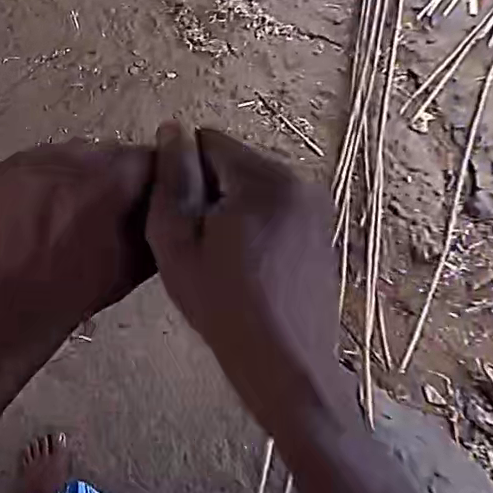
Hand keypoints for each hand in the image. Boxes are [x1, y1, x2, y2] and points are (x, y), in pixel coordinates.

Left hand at [0, 143, 154, 331]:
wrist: (23, 293)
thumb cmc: (86, 283)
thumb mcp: (140, 255)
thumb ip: (157, 214)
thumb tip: (168, 189)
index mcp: (110, 184)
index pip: (144, 157)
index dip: (149, 172)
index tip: (147, 186)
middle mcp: (73, 163)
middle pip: (108, 151)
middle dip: (115, 171)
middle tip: (110, 197)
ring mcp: (39, 161)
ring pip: (75, 151)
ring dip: (83, 169)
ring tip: (78, 199)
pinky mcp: (13, 164)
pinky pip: (45, 158)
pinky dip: (53, 173)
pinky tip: (52, 198)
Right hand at [144, 123, 339, 420]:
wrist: (283, 364)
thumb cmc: (220, 300)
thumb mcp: (175, 236)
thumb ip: (173, 177)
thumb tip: (171, 128)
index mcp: (265, 179)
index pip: (205, 140)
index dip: (180, 171)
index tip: (175, 211)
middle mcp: (300, 183)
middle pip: (229, 160)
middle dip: (204, 186)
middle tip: (192, 236)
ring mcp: (316, 208)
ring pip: (247, 183)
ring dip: (224, 204)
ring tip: (214, 251)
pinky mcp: (321, 231)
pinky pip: (269, 205)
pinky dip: (248, 220)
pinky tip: (240, 260)